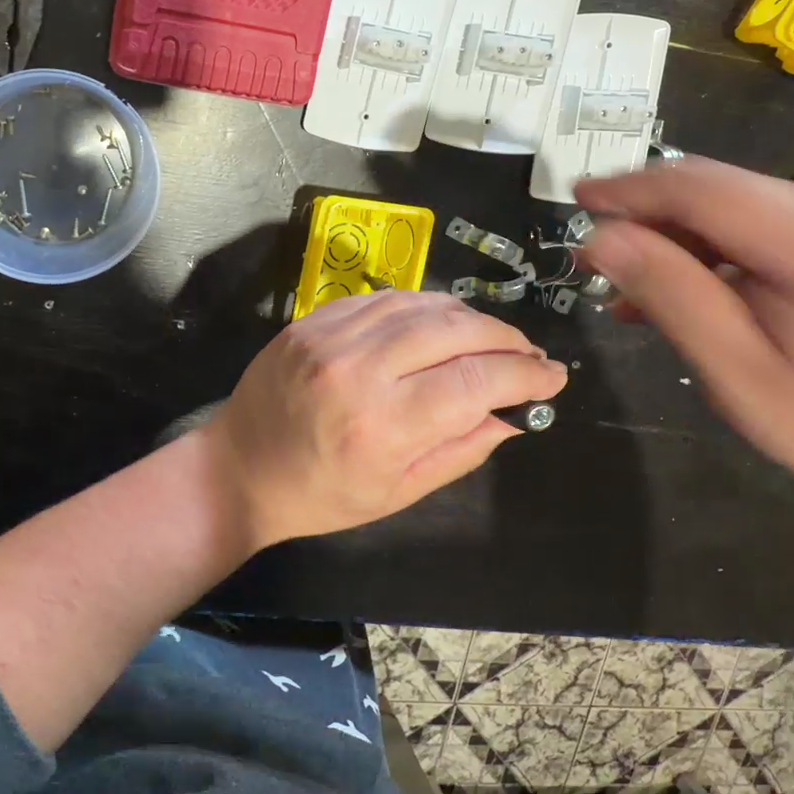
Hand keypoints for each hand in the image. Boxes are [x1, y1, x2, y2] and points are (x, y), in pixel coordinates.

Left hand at [202, 291, 567, 547]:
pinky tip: (437, 322)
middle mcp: (357, 370)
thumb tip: (512, 414)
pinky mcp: (310, 321)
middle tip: (527, 354)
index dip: (524, 374)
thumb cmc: (321, 495)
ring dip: (466, 317)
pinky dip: (419, 306)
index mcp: (382, 425)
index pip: (475, 381)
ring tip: (490, 338)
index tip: (552, 377)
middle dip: (504, 338)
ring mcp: (328, 337)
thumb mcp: (397, 492)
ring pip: (420, 304)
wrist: (240, 468)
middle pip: (454, 330)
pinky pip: (381, 299)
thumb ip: (460, 450)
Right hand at [576, 157, 793, 517]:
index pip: (701, 188)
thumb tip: (601, 238)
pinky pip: (777, 230)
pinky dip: (724, 253)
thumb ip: (669, 293)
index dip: (628, 188)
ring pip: (745, 211)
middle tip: (596, 261)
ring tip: (635, 291)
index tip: (574, 198)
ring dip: (683, 241)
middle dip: (650, 220)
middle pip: (723, 193)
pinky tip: (696, 292)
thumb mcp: (737, 369)